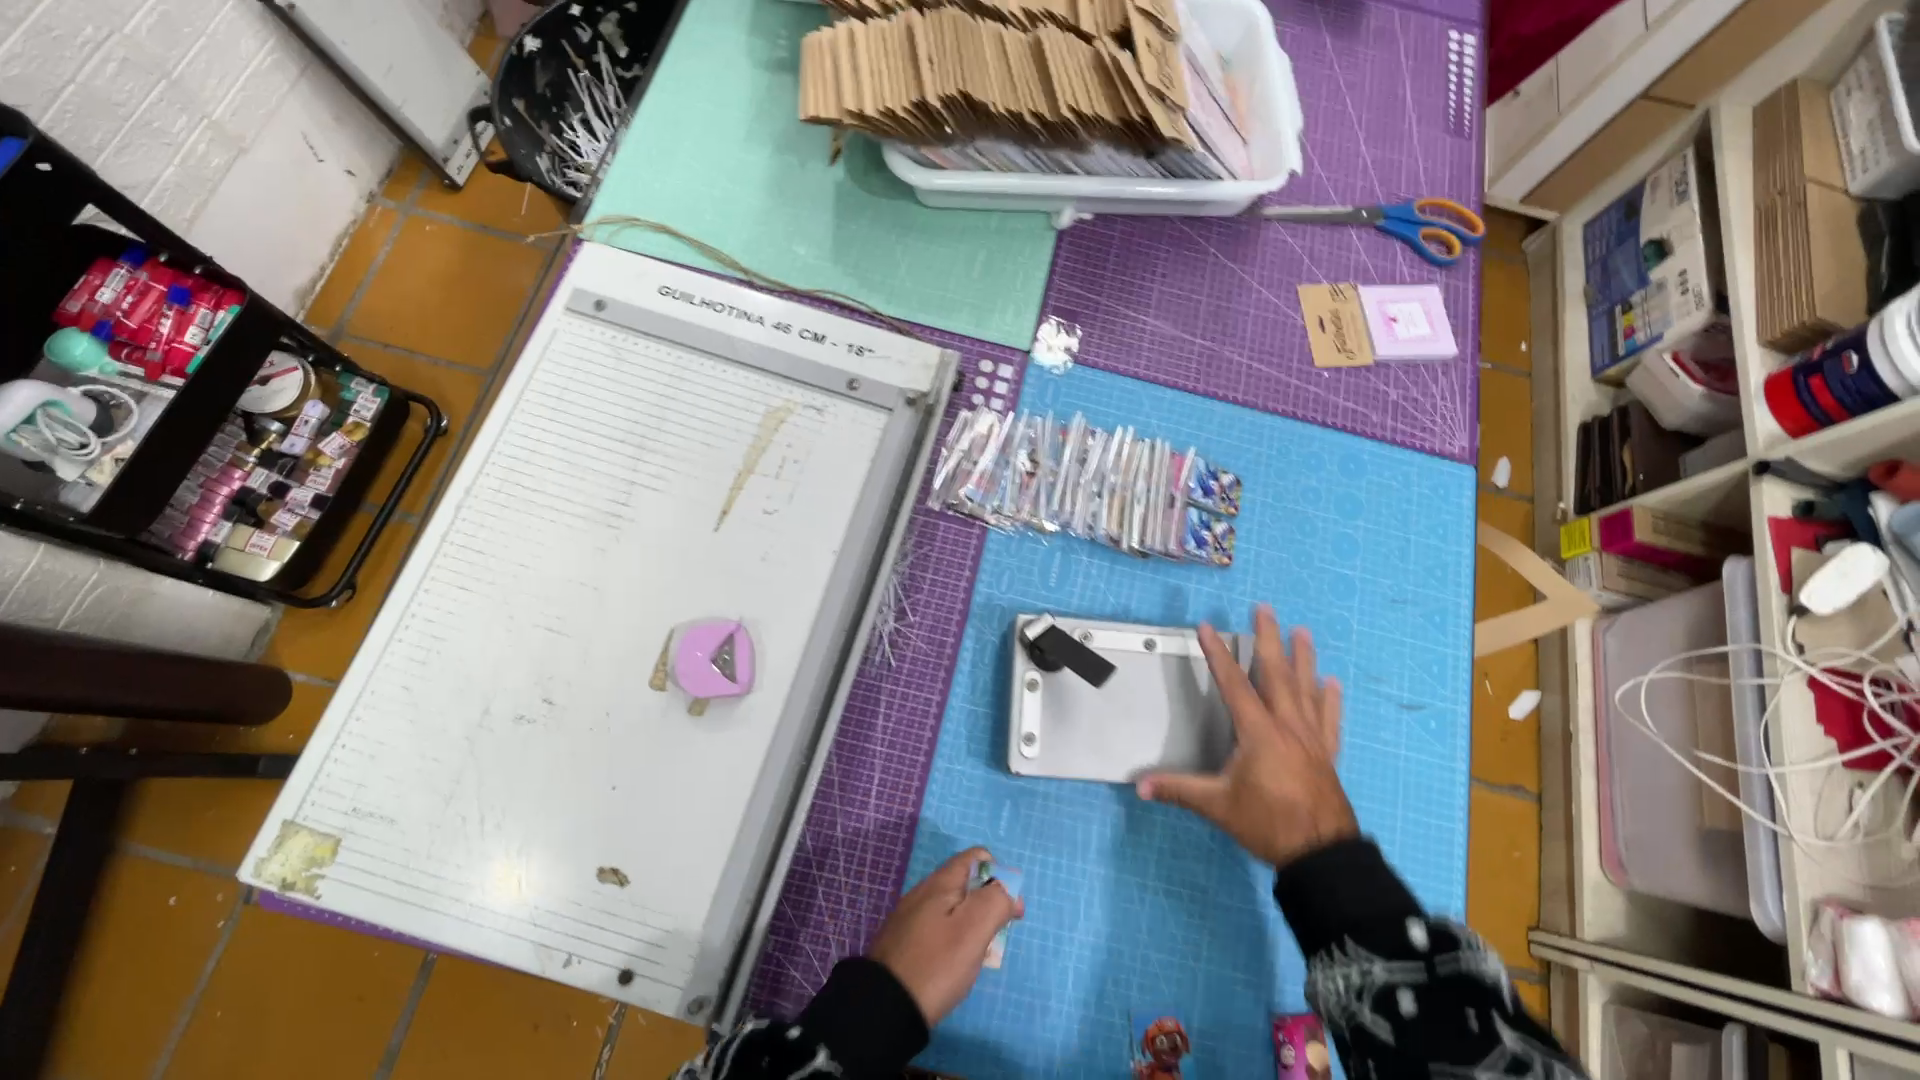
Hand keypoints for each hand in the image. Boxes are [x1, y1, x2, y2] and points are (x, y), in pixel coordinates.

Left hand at [870, 847, 1023, 1025]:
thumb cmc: (936, 964)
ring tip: (979, 954)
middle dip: (989, 903)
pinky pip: (938, 928)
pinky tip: (955, 963)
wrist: (884, 1006)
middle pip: (966, 883)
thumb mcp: (973, 929)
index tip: (1009, 908)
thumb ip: (995, 900)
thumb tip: (1007, 889)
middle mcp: (923, 893)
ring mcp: (910, 917)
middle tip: (997, 937)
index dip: (1000, 876)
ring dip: (972, 923)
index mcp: (940, 883)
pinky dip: (954, 938)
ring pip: (952, 908)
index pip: (976, 858)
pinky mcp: (904, 941)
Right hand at [1137, 605, 1357, 868]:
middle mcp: (1287, 726)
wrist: (1322, 853)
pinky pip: (1329, 719)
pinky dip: (1329, 699)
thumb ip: (1178, 791)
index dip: (1218, 655)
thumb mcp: (1217, 806)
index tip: (1207, 628)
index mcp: (1259, 733)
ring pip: (1307, 689)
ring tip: (1302, 632)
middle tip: (1266, 610)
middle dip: (1269, 639)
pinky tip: (1331, 683)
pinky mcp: (1327, 754)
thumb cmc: (1268, 824)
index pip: (1234, 685)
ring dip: (1303, 659)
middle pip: (1277, 674)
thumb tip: (1140, 786)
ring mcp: (1312, 739)